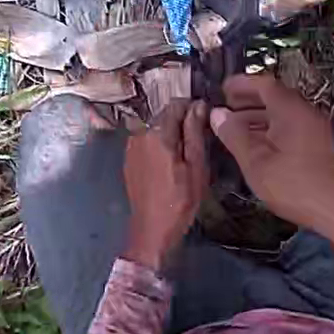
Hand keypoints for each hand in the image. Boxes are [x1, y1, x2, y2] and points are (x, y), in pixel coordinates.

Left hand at [122, 99, 208, 269]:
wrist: (152, 229)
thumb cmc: (180, 200)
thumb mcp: (196, 166)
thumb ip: (195, 132)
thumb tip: (198, 104)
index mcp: (157, 132)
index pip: (176, 104)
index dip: (193, 109)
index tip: (205, 124)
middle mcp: (139, 133)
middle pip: (164, 115)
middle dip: (182, 122)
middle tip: (198, 144)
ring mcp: (131, 146)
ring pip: (155, 128)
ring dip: (170, 134)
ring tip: (185, 156)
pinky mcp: (129, 158)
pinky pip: (147, 141)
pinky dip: (159, 145)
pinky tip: (169, 164)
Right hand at [207, 73, 333, 235]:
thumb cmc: (297, 186)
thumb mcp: (255, 162)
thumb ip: (234, 135)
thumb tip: (218, 115)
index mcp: (290, 109)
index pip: (263, 83)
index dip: (241, 84)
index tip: (223, 88)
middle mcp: (306, 113)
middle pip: (274, 96)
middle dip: (247, 100)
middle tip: (225, 107)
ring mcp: (316, 129)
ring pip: (283, 114)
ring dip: (258, 117)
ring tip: (235, 129)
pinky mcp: (320, 145)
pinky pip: (291, 127)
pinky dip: (272, 130)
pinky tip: (258, 147)